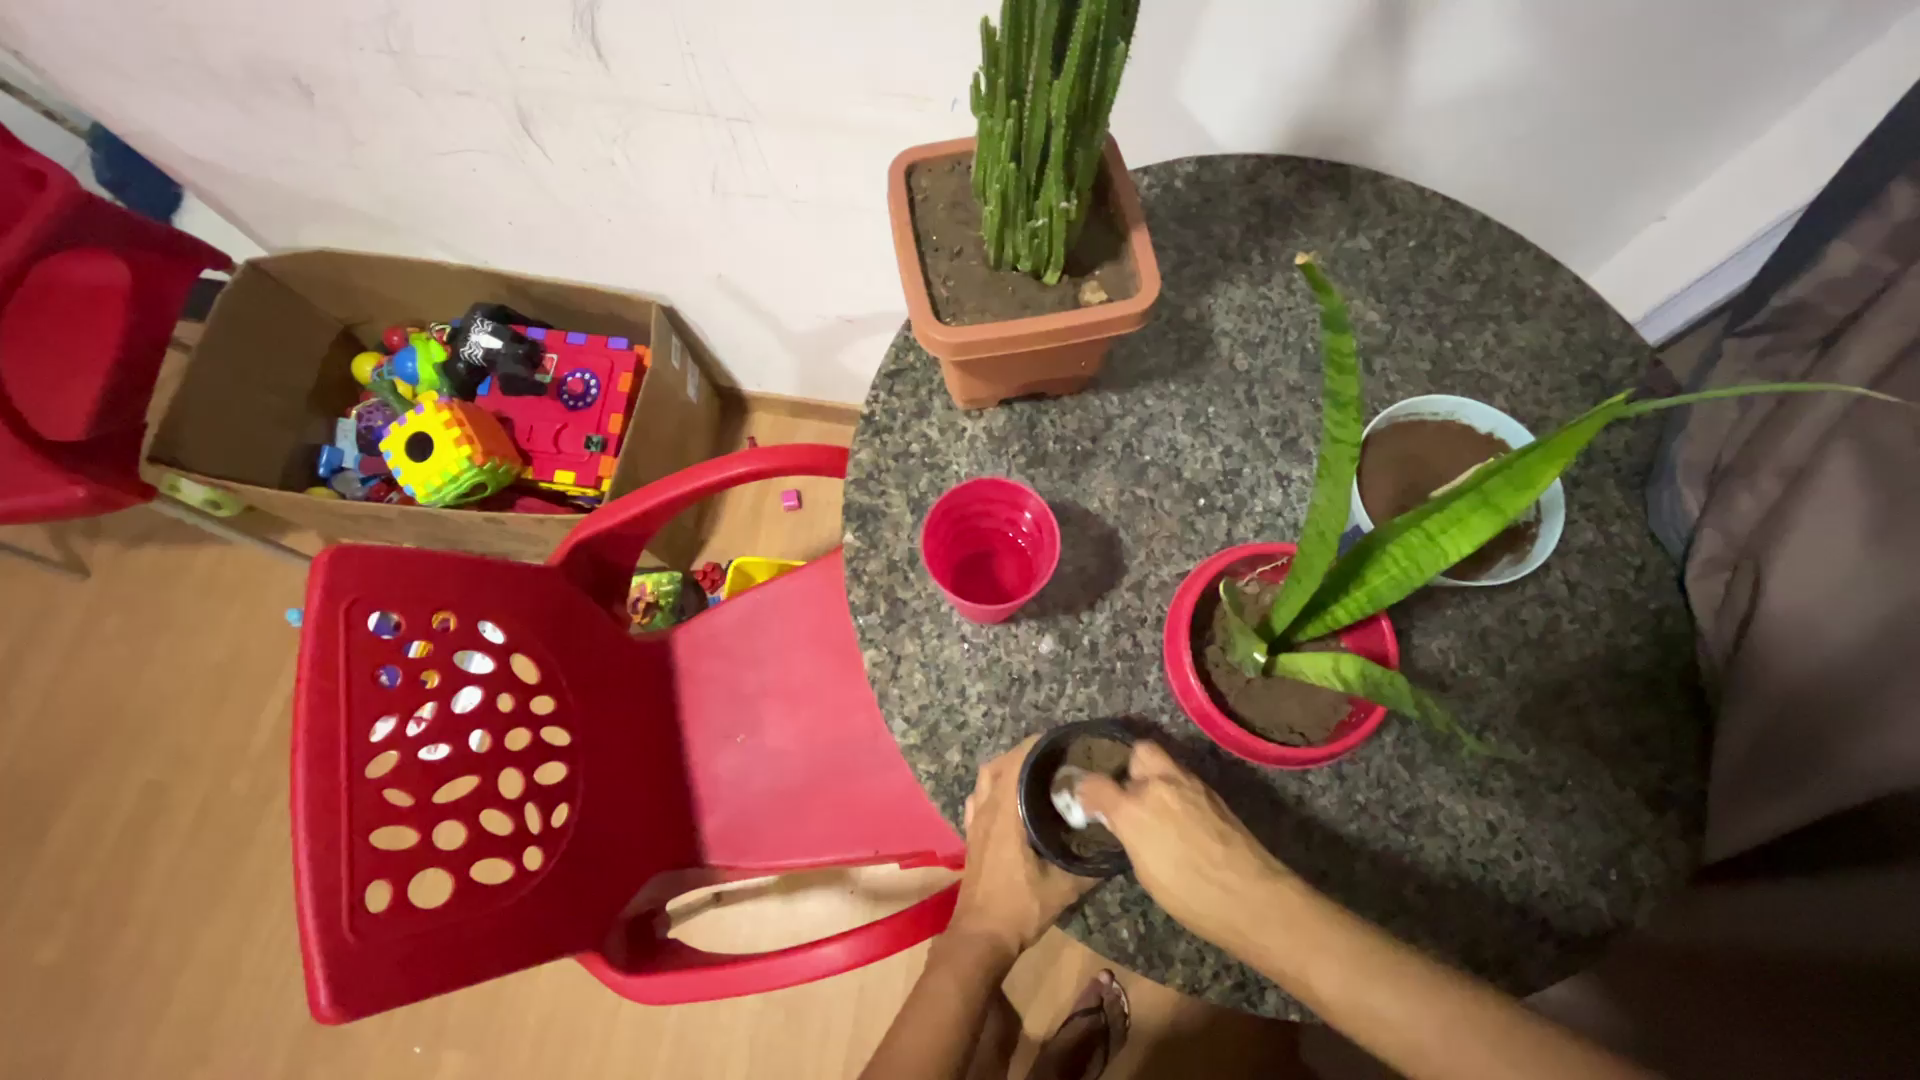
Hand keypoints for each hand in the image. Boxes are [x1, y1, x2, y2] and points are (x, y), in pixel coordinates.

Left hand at [948, 736, 1100, 960]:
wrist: (980, 937)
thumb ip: (1091, 867)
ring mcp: (975, 822)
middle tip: (1056, 757)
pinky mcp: (971, 835)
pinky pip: (978, 798)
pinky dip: (993, 787)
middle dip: (1025, 754)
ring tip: (1036, 772)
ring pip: (985, 779)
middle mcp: (986, 809)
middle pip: (999, 765)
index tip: (1063, 741)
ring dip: (1007, 768)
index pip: (1016, 762)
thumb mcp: (1063, 889)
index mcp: (1006, 813)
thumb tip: (1118, 845)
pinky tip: (1011, 798)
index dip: (1037, 745)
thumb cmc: (1019, 908)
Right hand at [1075, 741, 1291, 950]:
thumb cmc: (1190, 896)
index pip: (1095, 783)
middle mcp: (1160, 786)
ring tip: (1157, 807)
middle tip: (1130, 795)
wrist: (1251, 896)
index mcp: (1134, 809)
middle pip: (1139, 752)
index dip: (1086, 792)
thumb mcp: (1145, 871)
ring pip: (1164, 762)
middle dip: (1130, 768)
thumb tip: (1119, 819)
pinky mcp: (1213, 793)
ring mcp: (1190, 785)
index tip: (1087, 803)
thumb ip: (1129, 835)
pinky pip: (1185, 779)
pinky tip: (1181, 817)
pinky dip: (1176, 789)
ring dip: (1155, 777)